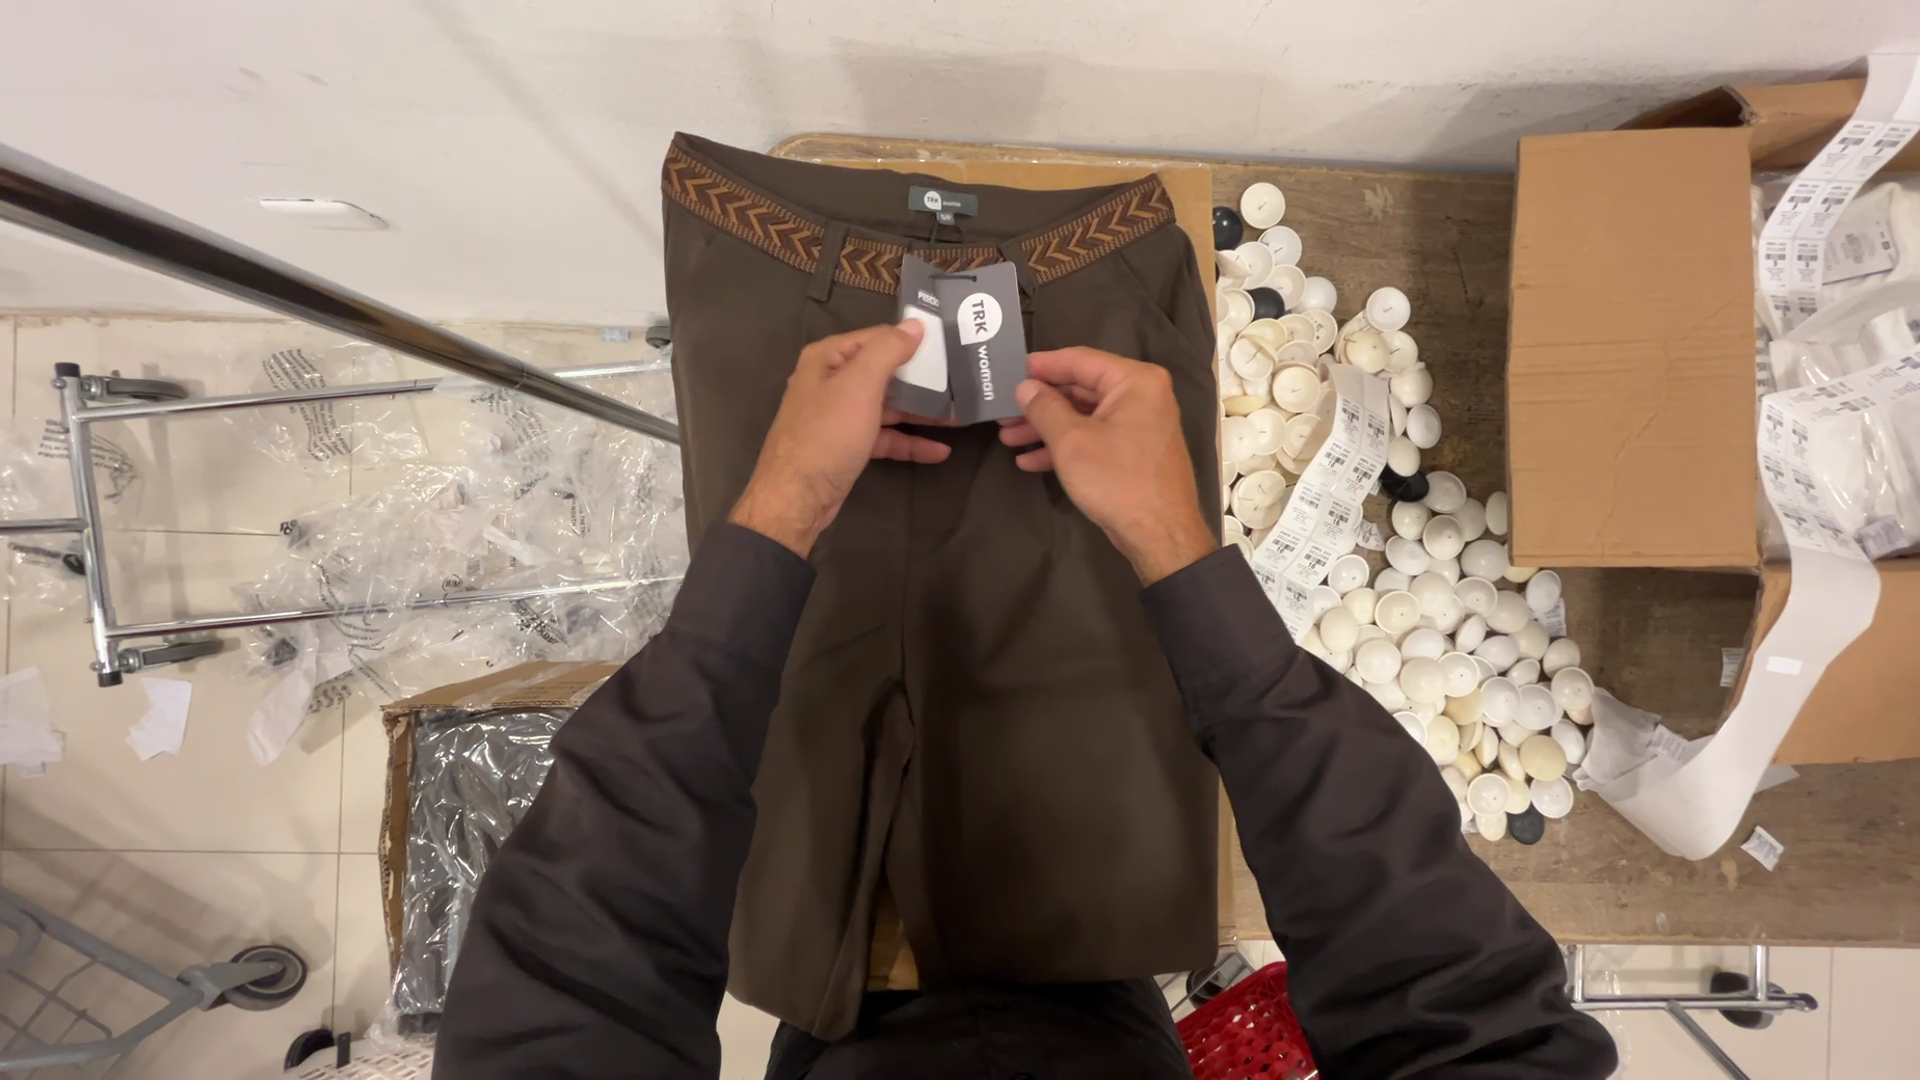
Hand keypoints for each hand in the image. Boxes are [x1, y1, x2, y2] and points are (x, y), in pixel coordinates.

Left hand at [730, 322, 950, 555]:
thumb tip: (915, 325)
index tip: (947, 344)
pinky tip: (939, 451)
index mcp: (829, 359)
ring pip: (888, 407)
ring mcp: (840, 417)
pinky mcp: (849, 446)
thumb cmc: (828, 433)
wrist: (798, 497)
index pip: (877, 338)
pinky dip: (910, 443)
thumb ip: (888, 350)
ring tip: (958, 416)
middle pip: (885, 373)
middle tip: (961, 380)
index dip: (911, 339)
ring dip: (921, 412)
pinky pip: (885, 437)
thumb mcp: (859, 385)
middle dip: (922, 379)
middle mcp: (832, 382)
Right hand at [1000, 347, 1214, 583]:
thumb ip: (1044, 408)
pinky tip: (1030, 460)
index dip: (1042, 366)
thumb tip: (1025, 387)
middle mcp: (1141, 396)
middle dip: (1039, 403)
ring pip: (1083, 417)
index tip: (1010, 370)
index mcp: (1134, 381)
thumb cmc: (1117, 479)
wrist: (1159, 534)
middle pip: (1080, 390)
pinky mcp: (1132, 452)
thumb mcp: (1071, 441)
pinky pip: (1093, 439)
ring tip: (1008, 437)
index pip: (1079, 360)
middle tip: (1003, 411)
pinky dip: (1064, 447)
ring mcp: (1139, 425)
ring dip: (1045, 428)